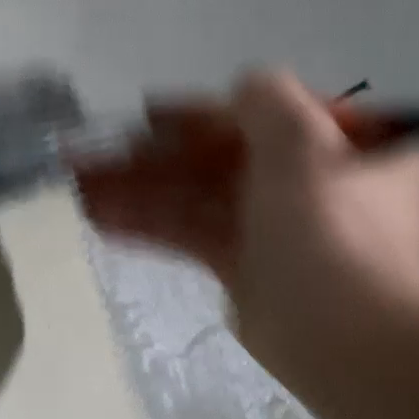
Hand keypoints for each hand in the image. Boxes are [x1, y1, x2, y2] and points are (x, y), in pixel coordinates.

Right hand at [80, 69, 418, 382]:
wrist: (338, 332)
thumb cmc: (326, 232)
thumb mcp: (304, 149)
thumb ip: (269, 106)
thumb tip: (239, 86)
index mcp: (341, 148)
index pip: (260, 119)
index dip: (198, 115)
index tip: (142, 115)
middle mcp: (308, 182)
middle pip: (215, 160)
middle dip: (150, 159)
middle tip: (86, 160)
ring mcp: (272, 226)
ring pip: (194, 198)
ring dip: (137, 193)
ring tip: (77, 193)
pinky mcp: (242, 265)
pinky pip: (189, 234)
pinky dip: (149, 226)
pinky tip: (101, 223)